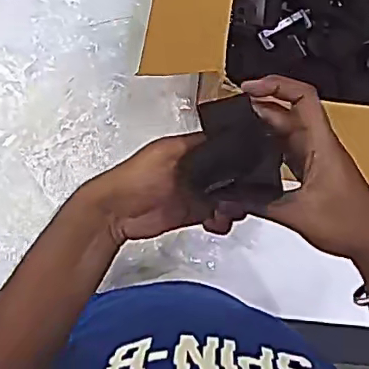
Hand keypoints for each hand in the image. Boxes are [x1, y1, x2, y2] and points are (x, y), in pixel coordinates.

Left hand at [76, 134, 245, 242]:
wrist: (116, 213)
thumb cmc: (135, 179)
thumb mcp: (169, 155)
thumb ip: (198, 152)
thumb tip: (225, 145)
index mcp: (186, 150)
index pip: (219, 146)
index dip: (236, 152)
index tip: (252, 160)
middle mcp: (193, 170)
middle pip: (227, 175)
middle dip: (239, 184)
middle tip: (244, 193)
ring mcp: (192, 192)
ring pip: (225, 197)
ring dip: (231, 205)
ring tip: (229, 211)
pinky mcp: (190, 213)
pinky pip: (214, 216)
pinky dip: (220, 220)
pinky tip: (218, 222)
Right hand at [239, 76, 368, 262]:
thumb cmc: (352, 224)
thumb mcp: (296, 214)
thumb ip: (258, 203)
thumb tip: (231, 196)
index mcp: (322, 144)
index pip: (303, 96)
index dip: (275, 84)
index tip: (251, 87)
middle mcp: (321, 145)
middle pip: (288, 111)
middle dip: (260, 106)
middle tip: (233, 112)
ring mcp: (318, 157)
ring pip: (288, 130)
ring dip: (263, 126)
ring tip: (237, 130)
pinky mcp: (315, 171)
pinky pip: (290, 149)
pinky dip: (270, 147)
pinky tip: (254, 156)